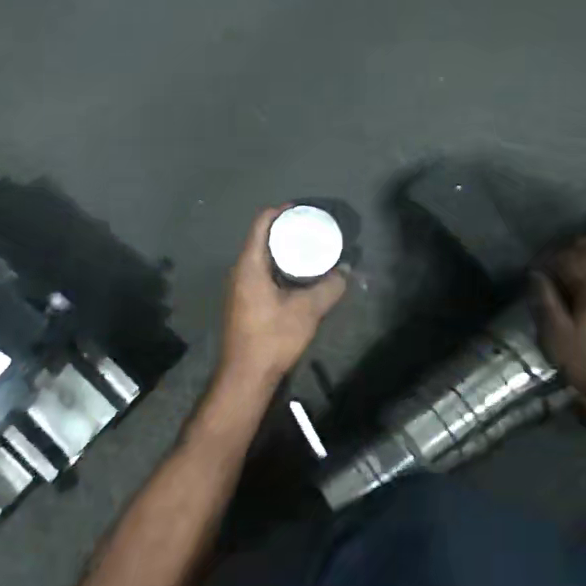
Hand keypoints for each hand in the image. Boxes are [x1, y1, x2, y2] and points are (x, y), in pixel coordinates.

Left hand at [218, 208, 347, 389]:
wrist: (246, 376)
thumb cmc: (273, 337)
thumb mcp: (308, 310)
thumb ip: (329, 288)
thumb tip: (347, 271)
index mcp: (249, 265)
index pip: (261, 223)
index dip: (281, 211)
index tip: (303, 209)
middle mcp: (240, 271)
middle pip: (261, 238)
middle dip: (286, 230)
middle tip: (313, 228)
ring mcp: (239, 287)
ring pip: (262, 258)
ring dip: (283, 250)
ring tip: (310, 248)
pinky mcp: (244, 302)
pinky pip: (262, 273)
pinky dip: (280, 267)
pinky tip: (299, 276)